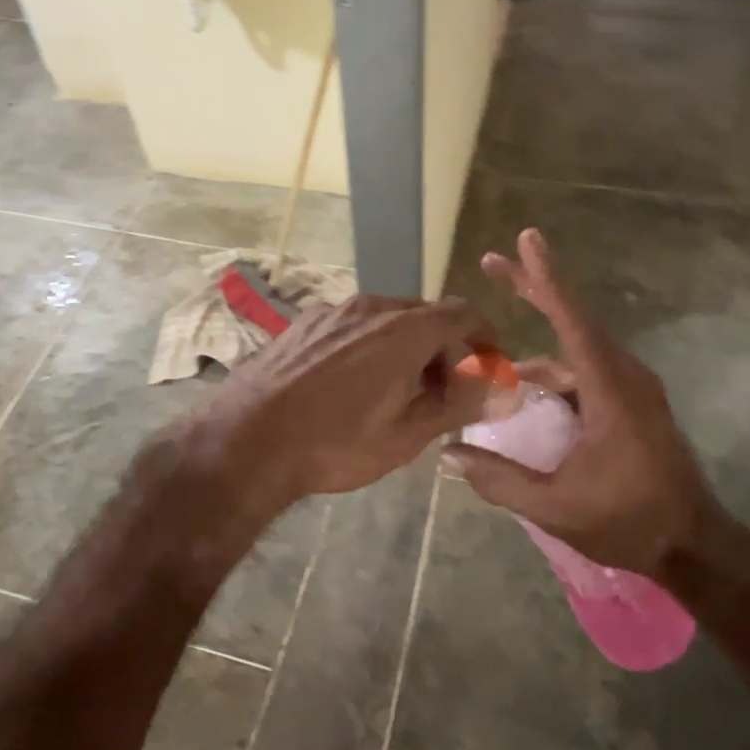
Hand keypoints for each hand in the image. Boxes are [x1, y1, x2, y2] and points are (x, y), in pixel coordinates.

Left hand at [185, 294, 496, 518]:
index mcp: (405, 328)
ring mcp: (332, 311)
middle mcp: (371, 306)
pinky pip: (352, 327)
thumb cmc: (335, 442)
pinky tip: (354, 386)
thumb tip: (502, 390)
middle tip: (444, 394)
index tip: (488, 369)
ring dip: (406, 349)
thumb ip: (460, 404)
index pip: (464, 313)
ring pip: (386, 320)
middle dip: (445, 350)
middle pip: (426, 316)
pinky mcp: (303, 323)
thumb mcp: (408, 434)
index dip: (485, 338)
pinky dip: (371, 347)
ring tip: (399, 394)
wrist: (247, 440)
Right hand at [444, 228, 720, 576]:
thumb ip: (499, 479)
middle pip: (574, 320)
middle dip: (533, 289)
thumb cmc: (627, 522)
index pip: (573, 320)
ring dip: (538, 349)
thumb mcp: (554, 507)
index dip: (546, 279)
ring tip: (492, 365)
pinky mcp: (634, 403)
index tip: (526, 239)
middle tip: (492, 262)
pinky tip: (527, 395)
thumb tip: (448, 454)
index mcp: (611, 390)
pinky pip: (587, 372)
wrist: (693, 545)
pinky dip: (555, 375)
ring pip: (578, 349)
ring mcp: (634, 388)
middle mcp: (626, 376)